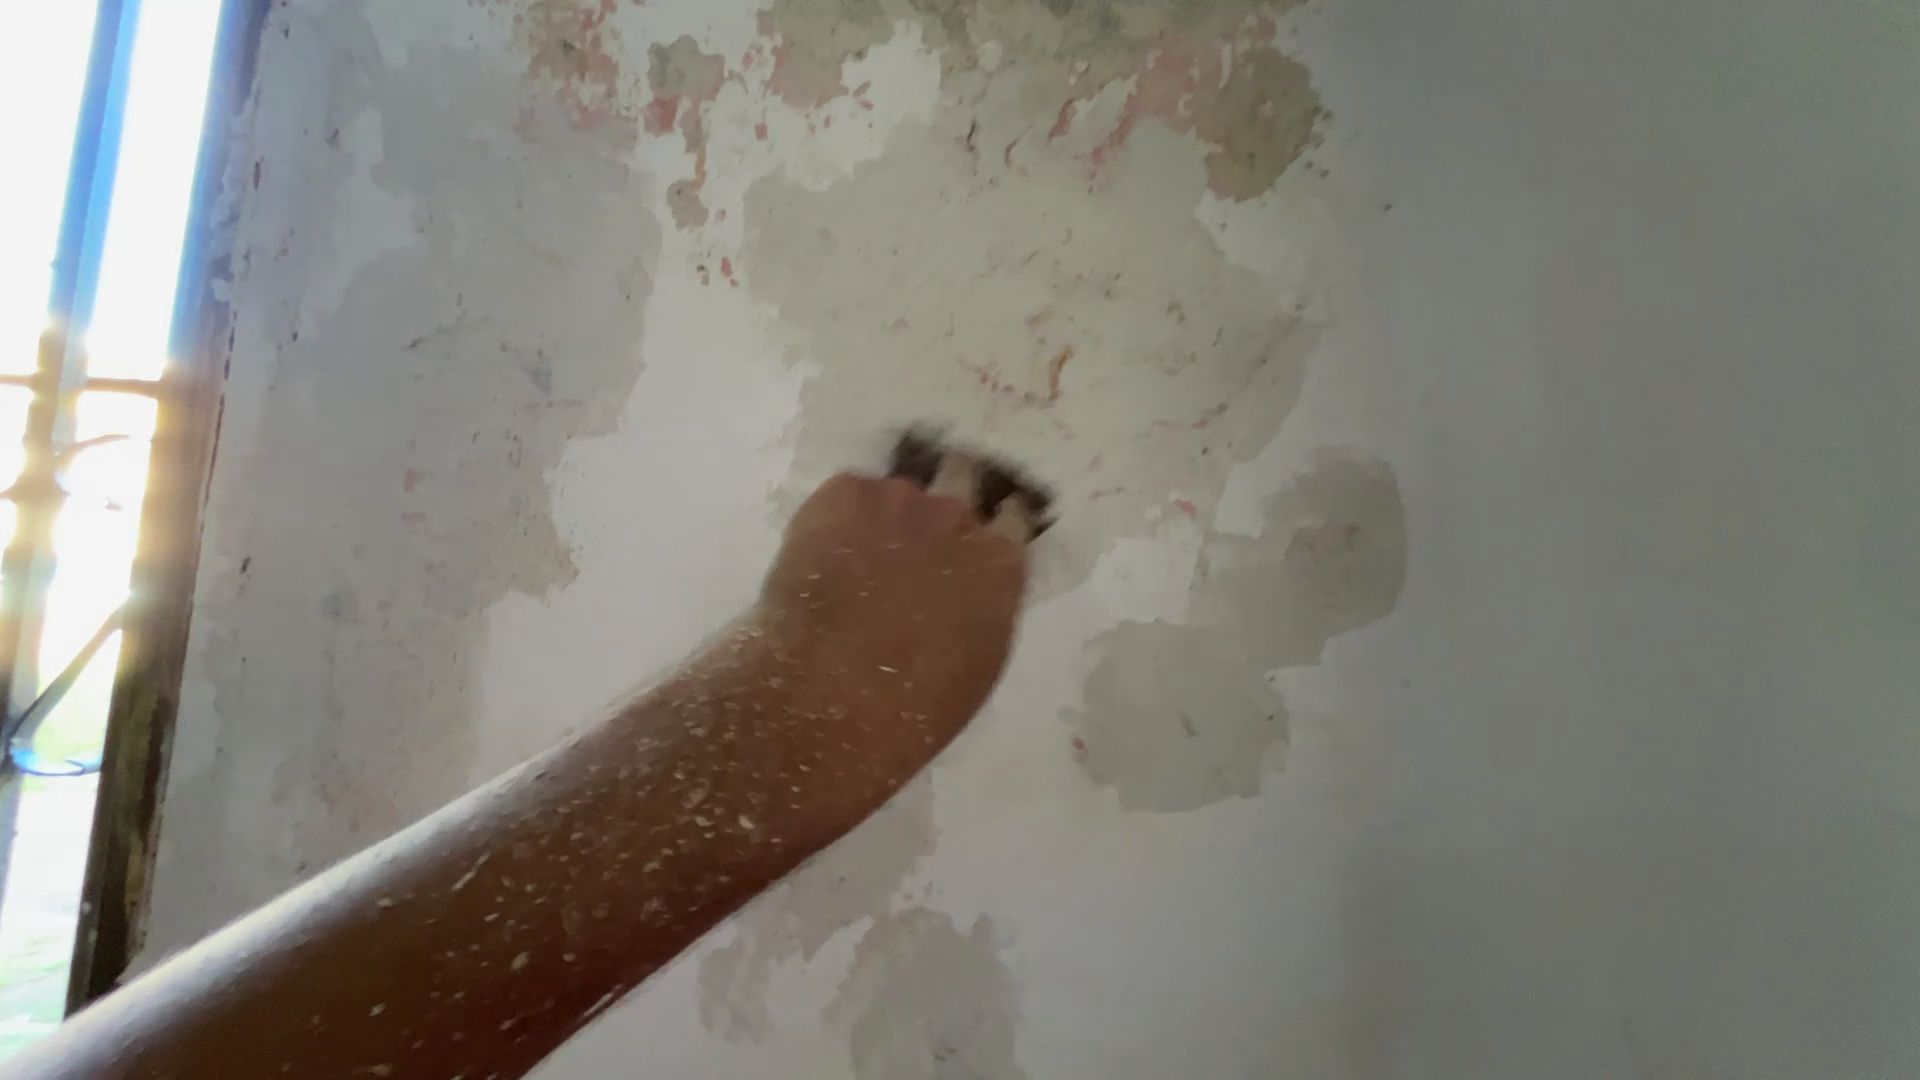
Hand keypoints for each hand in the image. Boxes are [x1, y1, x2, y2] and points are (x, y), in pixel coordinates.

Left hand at [759, 452, 1038, 770]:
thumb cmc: (914, 706)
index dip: (994, 522)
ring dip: (889, 513)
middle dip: (947, 495)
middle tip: (919, 530)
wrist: (828, 695)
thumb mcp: (979, 660)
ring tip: (860, 550)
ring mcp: (900, 499)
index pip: (1012, 515)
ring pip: (900, 491)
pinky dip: (841, 516)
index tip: (976, 534)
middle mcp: (958, 516)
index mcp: (1000, 561)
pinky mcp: (844, 494)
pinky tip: (825, 551)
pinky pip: (850, 493)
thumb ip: (986, 603)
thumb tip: (974, 585)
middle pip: (962, 477)